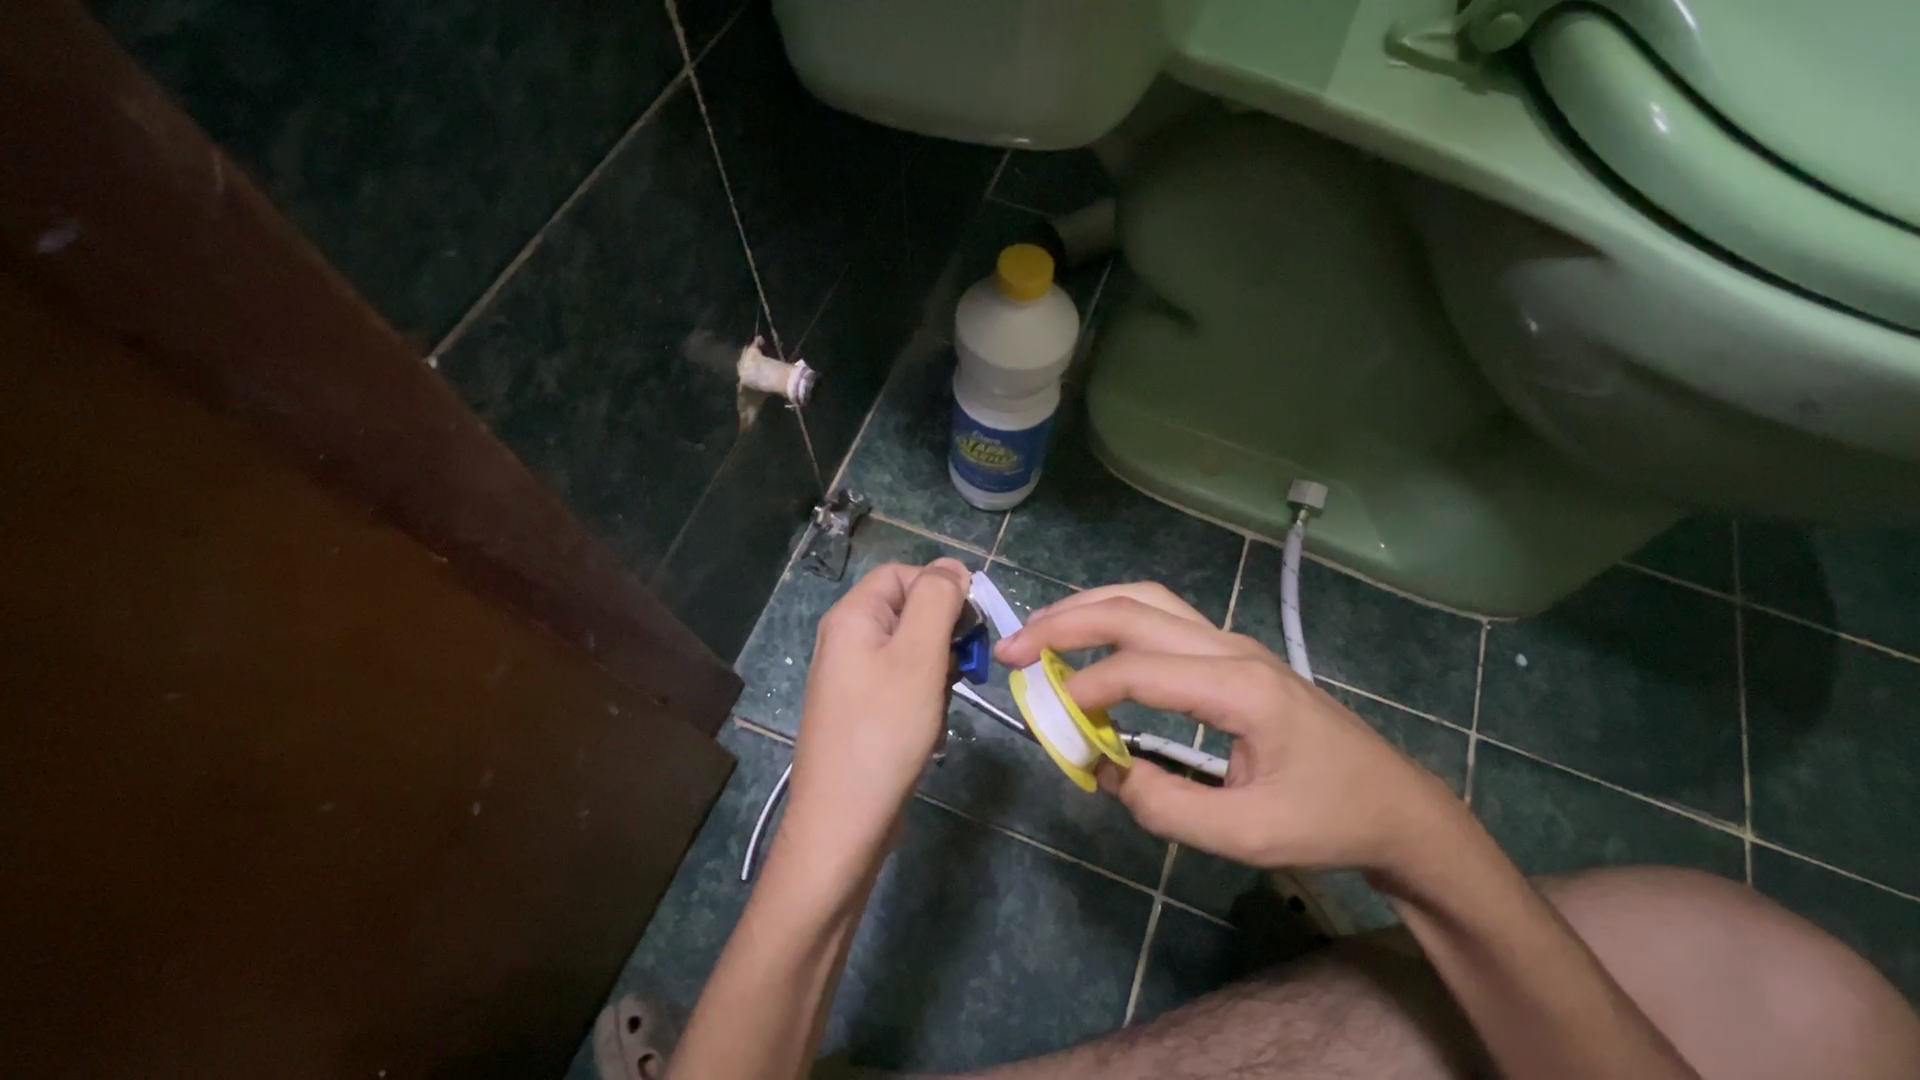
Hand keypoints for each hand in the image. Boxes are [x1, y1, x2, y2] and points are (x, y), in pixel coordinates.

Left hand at [780, 559, 971, 874]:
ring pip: (913, 652)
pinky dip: (926, 698)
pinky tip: (932, 727)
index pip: (903, 574)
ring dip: (939, 671)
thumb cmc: (884, 730)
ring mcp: (853, 679)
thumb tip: (952, 567)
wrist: (844, 821)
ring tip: (945, 703)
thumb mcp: (918, 655)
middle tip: (963, 669)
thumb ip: (937, 600)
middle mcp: (848, 641)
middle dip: (945, 635)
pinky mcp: (864, 712)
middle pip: (909, 611)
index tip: (973, 624)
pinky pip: (904, 685)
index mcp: (853, 617)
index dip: (942, 588)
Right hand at [995, 582, 1464, 876]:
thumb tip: (1102, 769)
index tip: (1053, 726)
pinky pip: (1160, 617)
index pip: (1138, 668)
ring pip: (1146, 600)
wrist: (1395, 805)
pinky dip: (1112, 620)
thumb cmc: (1326, 819)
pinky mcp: (1231, 653)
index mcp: (1238, 687)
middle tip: (1010, 650)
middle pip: (1133, 610)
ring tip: (1037, 633)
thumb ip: (1164, 805)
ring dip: (1086, 609)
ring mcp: (1232, 643)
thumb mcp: (1245, 835)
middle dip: (1063, 624)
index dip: (1083, 691)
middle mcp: (1231, 648)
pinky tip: (1087, 641)